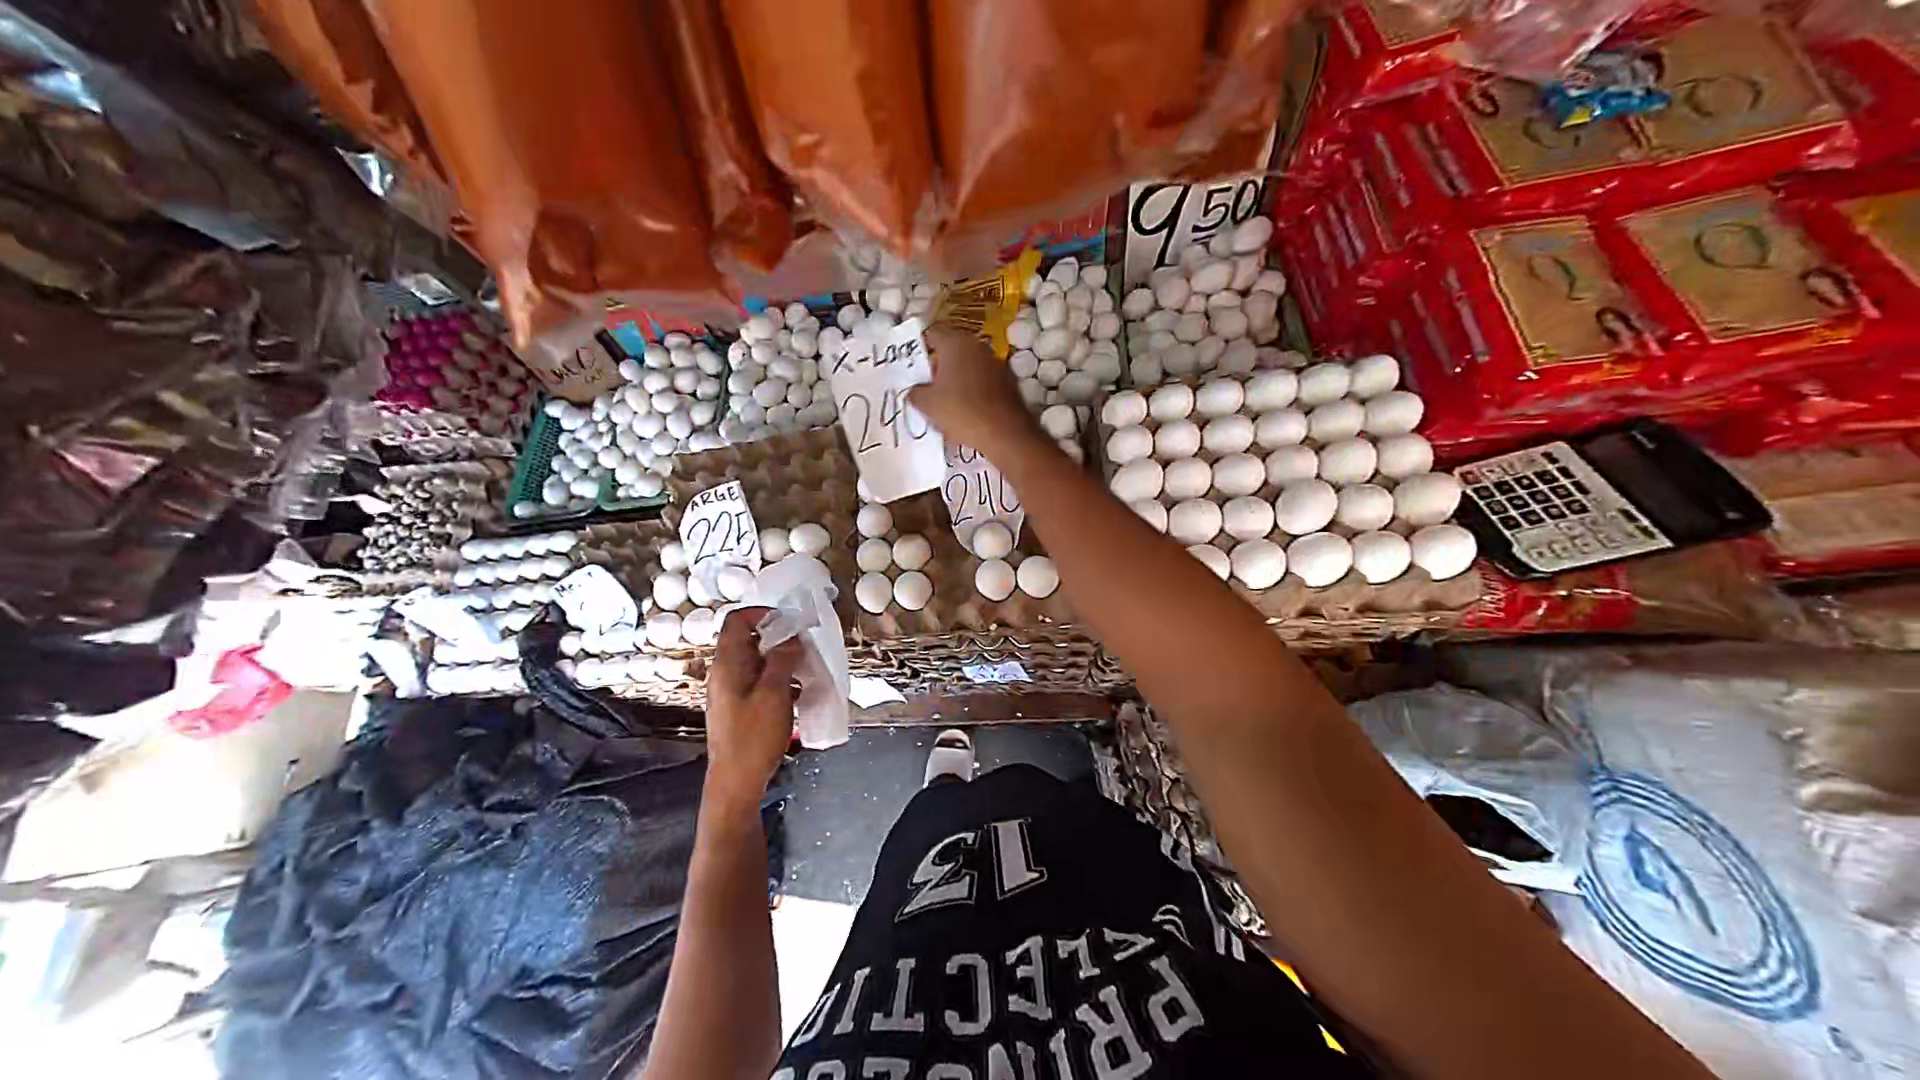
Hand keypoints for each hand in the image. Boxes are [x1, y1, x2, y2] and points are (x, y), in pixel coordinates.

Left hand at [704, 607, 802, 804]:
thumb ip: (782, 660)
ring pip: (757, 662)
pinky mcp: (739, 708)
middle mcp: (725, 673)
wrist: (736, 782)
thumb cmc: (753, 737)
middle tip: (803, 648)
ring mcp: (730, 692)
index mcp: (728, 664)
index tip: (789, 622)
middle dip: (778, 639)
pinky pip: (759, 682)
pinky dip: (777, 681)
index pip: (737, 621)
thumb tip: (791, 637)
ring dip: (780, 661)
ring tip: (803, 671)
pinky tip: (795, 694)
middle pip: (749, 640)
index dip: (762, 614)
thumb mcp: (774, 693)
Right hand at [911, 325, 1042, 456]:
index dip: (918, 348)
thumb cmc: (961, 411)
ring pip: (967, 365)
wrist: (1004, 433)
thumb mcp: (927, 404)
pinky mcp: (1007, 381)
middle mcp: (977, 346)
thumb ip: (915, 392)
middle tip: (925, 385)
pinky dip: (971, 389)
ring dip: (954, 377)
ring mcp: (995, 362)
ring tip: (943, 400)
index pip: (931, 334)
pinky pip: (981, 379)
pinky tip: (964, 409)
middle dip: (936, 365)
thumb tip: (915, 391)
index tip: (912, 365)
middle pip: (950, 349)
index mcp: (955, 343)